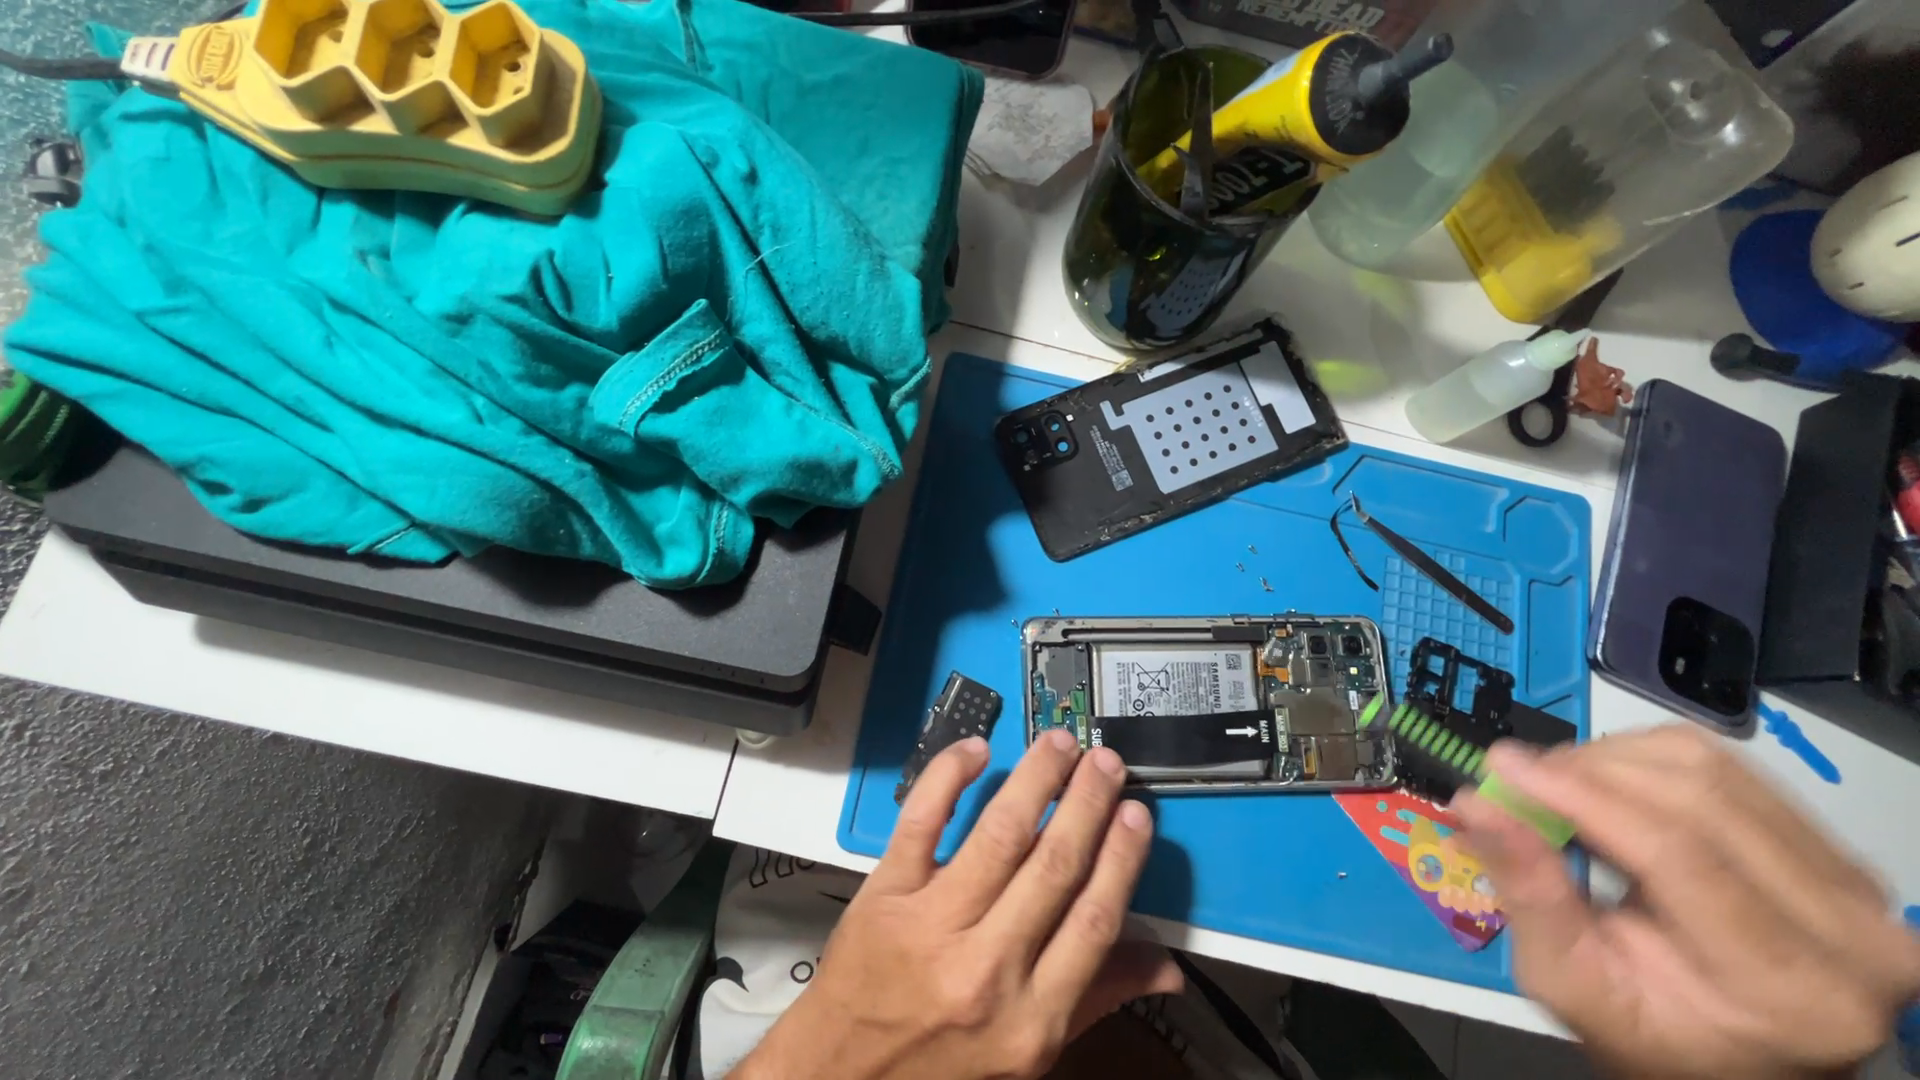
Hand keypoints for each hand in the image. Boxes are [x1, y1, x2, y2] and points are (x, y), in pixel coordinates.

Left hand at [734, 730, 1182, 1079]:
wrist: (840, 1079)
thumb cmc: (944, 1068)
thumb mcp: (1027, 1057)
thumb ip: (1095, 999)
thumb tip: (1168, 964)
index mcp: (1033, 1016)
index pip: (1093, 922)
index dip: (1120, 860)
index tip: (1137, 814)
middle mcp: (988, 968)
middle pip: (1052, 868)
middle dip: (1086, 805)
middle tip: (1107, 761)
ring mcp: (932, 924)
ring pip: (998, 836)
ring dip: (1035, 781)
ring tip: (1060, 744)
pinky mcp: (885, 893)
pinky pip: (921, 822)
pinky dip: (948, 777)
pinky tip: (976, 749)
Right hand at [1452, 725, 1919, 1079]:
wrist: (1732, 1052)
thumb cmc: (1644, 1029)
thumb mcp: (1568, 982)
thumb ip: (1529, 895)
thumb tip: (1474, 803)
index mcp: (1787, 984)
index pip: (1677, 853)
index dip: (1581, 797)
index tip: (1500, 765)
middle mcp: (1851, 928)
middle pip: (1696, 796)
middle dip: (1585, 770)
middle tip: (1514, 776)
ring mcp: (1856, 884)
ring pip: (1710, 766)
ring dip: (1610, 758)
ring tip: (1559, 787)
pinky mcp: (1835, 849)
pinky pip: (1728, 765)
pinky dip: (1644, 759)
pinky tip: (1609, 788)